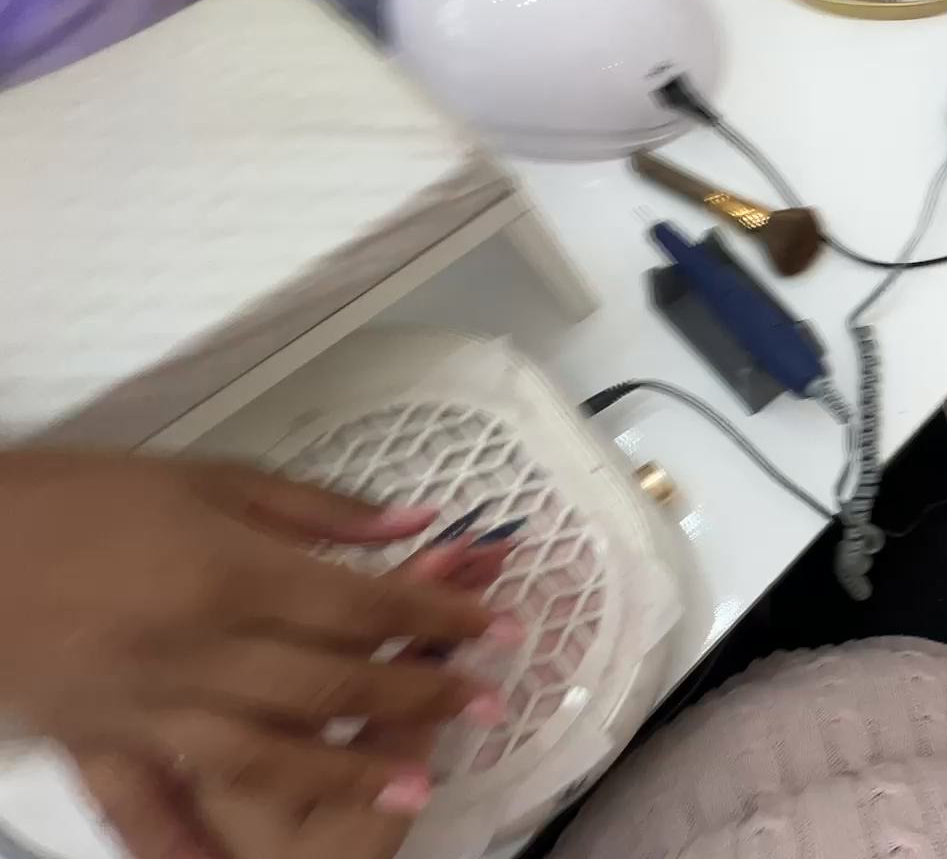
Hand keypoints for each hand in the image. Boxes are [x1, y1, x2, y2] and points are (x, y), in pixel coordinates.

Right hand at [0, 452, 512, 812]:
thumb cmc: (86, 496)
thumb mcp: (219, 480)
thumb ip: (327, 510)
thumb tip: (423, 521)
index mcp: (235, 578)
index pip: (370, 607)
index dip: (448, 617)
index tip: (506, 629)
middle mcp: (195, 652)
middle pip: (332, 683)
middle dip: (422, 696)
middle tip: (492, 705)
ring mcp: (136, 706)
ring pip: (257, 754)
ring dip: (343, 775)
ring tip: (419, 789)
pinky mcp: (82, 740)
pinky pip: (136, 800)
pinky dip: (178, 841)